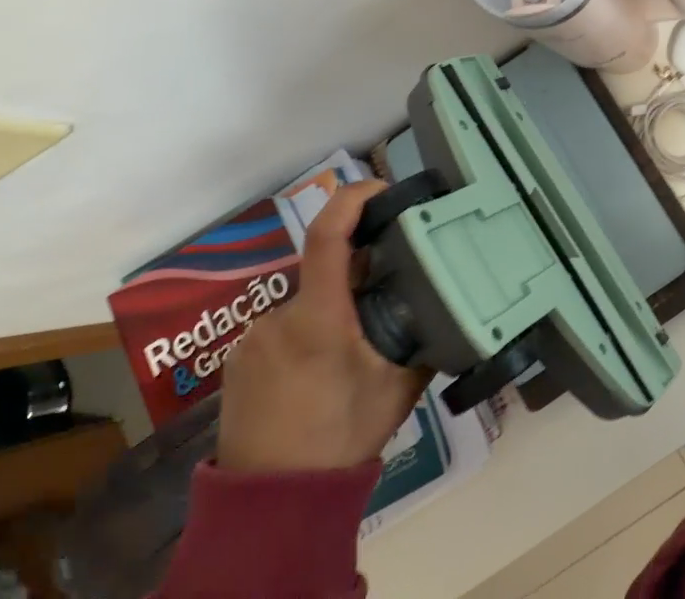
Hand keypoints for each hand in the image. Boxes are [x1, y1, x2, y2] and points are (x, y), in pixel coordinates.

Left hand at [216, 180, 429, 473]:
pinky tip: (322, 376)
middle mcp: (278, 316)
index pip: (329, 237)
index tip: (379, 187)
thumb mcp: (399, 386)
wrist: (272, 496)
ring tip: (356, 356)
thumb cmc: (341, 434)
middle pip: (325, 278)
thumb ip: (421, 337)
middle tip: (390, 305)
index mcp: (320, 317)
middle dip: (358, 282)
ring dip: (333, 316)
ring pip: (305, 308)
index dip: (352, 200)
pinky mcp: (238, 361)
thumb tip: (446, 307)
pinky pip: (283, 332)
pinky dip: (308, 338)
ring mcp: (252, 339)